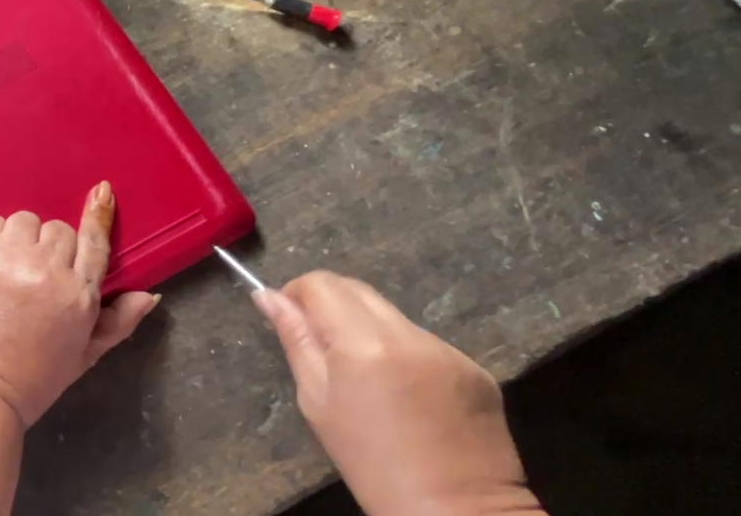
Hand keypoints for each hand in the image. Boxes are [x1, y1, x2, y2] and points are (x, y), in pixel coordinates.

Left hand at [0, 181, 160, 427]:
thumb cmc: (36, 374)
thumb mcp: (86, 354)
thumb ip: (118, 322)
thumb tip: (149, 295)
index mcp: (81, 295)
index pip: (94, 243)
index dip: (98, 215)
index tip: (102, 191)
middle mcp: (50, 269)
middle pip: (59, 231)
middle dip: (51, 248)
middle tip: (37, 276)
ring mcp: (13, 257)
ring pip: (26, 221)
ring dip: (22, 239)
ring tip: (12, 269)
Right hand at [257, 273, 544, 515]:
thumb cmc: (370, 461)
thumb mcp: (316, 400)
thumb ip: (295, 339)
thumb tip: (268, 296)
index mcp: (363, 342)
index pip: (320, 283)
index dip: (298, 294)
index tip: (292, 321)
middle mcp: (409, 335)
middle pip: (356, 289)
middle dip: (331, 305)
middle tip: (324, 345)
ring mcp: (448, 351)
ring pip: (391, 316)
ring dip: (369, 330)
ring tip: (370, 376)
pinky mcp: (476, 370)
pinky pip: (425, 343)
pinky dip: (405, 354)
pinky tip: (407, 392)